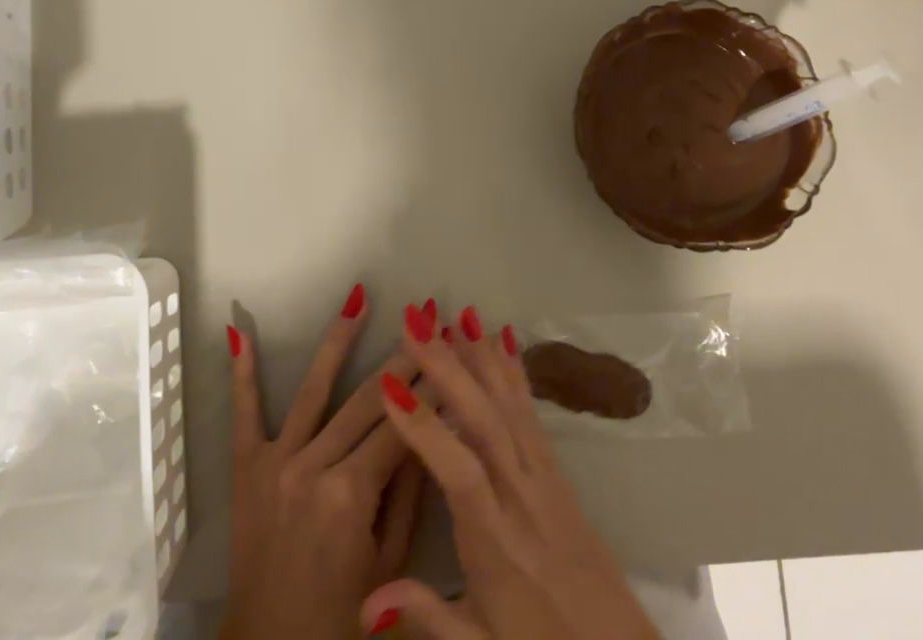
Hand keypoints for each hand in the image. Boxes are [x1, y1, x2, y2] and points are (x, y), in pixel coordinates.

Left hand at [219, 285, 428, 639]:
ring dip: (338, 339)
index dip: (435, 389)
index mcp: (351, 493)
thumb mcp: (389, 560)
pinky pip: (244, 412)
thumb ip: (409, 494)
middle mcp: (311, 466)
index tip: (458, 351)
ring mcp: (274, 461)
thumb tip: (434, 430)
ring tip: (359, 296)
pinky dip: (242, 372)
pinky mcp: (245, 466)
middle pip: (368, 399)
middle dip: (404, 355)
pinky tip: (239, 328)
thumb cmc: (340, 617)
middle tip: (429, 315)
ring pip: (313, 389)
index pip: (404, 426)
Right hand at [362, 304, 660, 639]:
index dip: (425, 428)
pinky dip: (516, 374)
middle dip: (449, 367)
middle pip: (486, 423)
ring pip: (511, 409)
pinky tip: (505, 342)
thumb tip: (363, 605)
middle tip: (418, 319)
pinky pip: (533, 416)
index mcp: (495, 541)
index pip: (459, 472)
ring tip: (458, 313)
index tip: (390, 384)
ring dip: (482, 358)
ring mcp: (544, 481)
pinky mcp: (558, 475)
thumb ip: (426, 616)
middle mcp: (521, 497)